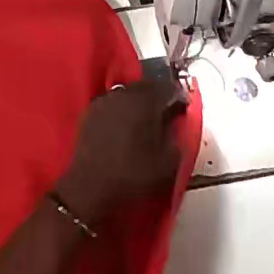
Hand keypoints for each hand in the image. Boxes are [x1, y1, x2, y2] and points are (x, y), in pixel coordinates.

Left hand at [56, 80, 186, 220]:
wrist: (90, 186)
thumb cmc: (133, 174)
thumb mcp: (168, 162)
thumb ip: (177, 137)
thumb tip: (175, 124)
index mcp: (145, 102)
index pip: (169, 88)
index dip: (179, 97)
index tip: (183, 109)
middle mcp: (123, 94)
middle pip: (147, 86)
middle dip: (159, 96)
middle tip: (167, 113)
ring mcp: (103, 101)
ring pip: (128, 93)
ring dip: (140, 101)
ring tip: (146, 120)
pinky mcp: (90, 112)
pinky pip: (113, 102)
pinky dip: (123, 108)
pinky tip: (125, 125)